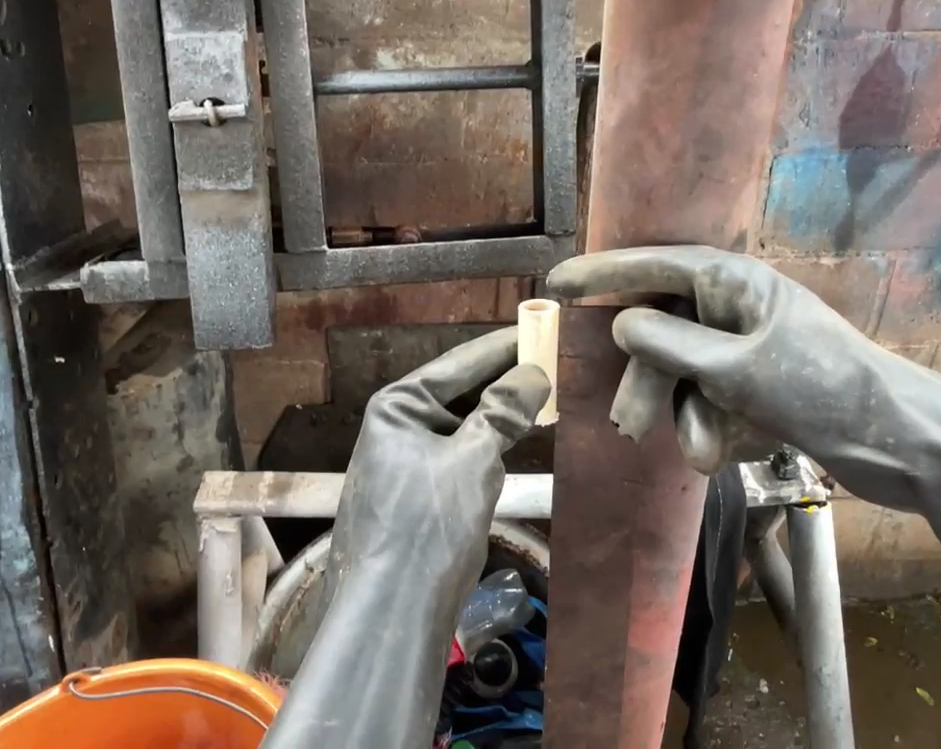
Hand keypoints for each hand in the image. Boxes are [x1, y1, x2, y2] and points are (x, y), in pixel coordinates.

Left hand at [326, 327, 549, 611]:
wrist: (389, 612)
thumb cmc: (427, 526)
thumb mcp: (473, 461)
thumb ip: (503, 413)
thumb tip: (535, 372)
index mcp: (397, 406)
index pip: (458, 364)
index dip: (502, 347)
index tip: (539, 328)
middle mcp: (394, 426)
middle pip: (458, 393)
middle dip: (503, 382)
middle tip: (551, 363)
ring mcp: (402, 461)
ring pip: (460, 426)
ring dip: (497, 416)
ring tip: (542, 397)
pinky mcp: (414, 494)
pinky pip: (456, 456)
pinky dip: (486, 447)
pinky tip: (514, 442)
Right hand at [547, 246, 940, 665]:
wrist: (906, 444)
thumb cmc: (824, 390)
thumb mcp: (737, 369)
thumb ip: (671, 346)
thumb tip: (622, 324)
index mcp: (731, 280)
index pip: (651, 267)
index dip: (600, 274)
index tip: (555, 282)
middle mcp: (732, 304)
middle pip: (661, 330)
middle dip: (649, 381)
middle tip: (627, 425)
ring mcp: (743, 344)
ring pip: (681, 371)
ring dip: (683, 413)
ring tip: (699, 453)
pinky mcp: (754, 381)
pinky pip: (707, 396)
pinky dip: (709, 424)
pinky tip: (724, 453)